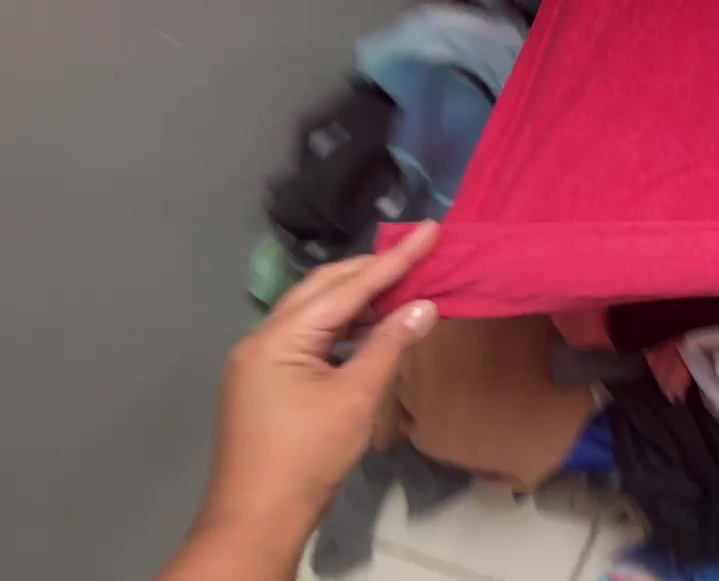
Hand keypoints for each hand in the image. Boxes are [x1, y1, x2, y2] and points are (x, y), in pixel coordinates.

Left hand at [202, 224, 441, 535]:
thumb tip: (426, 304)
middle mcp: (264, 340)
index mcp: (279, 340)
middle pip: (326, 286)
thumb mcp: (359, 393)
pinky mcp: (273, 377)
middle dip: (375, 265)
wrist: (260, 516)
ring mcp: (264, 360)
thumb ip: (392, 341)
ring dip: (364, 290)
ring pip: (320, 306)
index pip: (349, 286)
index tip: (431, 229)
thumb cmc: (309, 451)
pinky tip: (378, 317)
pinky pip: (316, 330)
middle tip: (421, 246)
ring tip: (408, 276)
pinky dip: (351, 317)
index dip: (396, 257)